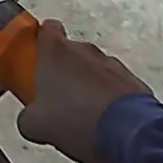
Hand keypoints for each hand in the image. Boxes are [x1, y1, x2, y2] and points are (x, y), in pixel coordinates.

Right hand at [17, 19, 151, 162]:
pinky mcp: (134, 81)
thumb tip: (29, 122)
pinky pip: (117, 86)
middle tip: (60, 98)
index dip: (43, 40)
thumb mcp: (38, 125)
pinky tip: (108, 124)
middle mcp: (84, 49)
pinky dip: (111, 99)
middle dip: (66, 71)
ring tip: (86, 117)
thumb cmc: (77, 118)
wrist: (129, 134)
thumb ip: (27, 118)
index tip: (38, 58)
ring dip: (90, 86)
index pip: (47, 28)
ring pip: (94, 70)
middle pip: (71, 52)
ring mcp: (112, 63)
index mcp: (56, 51)